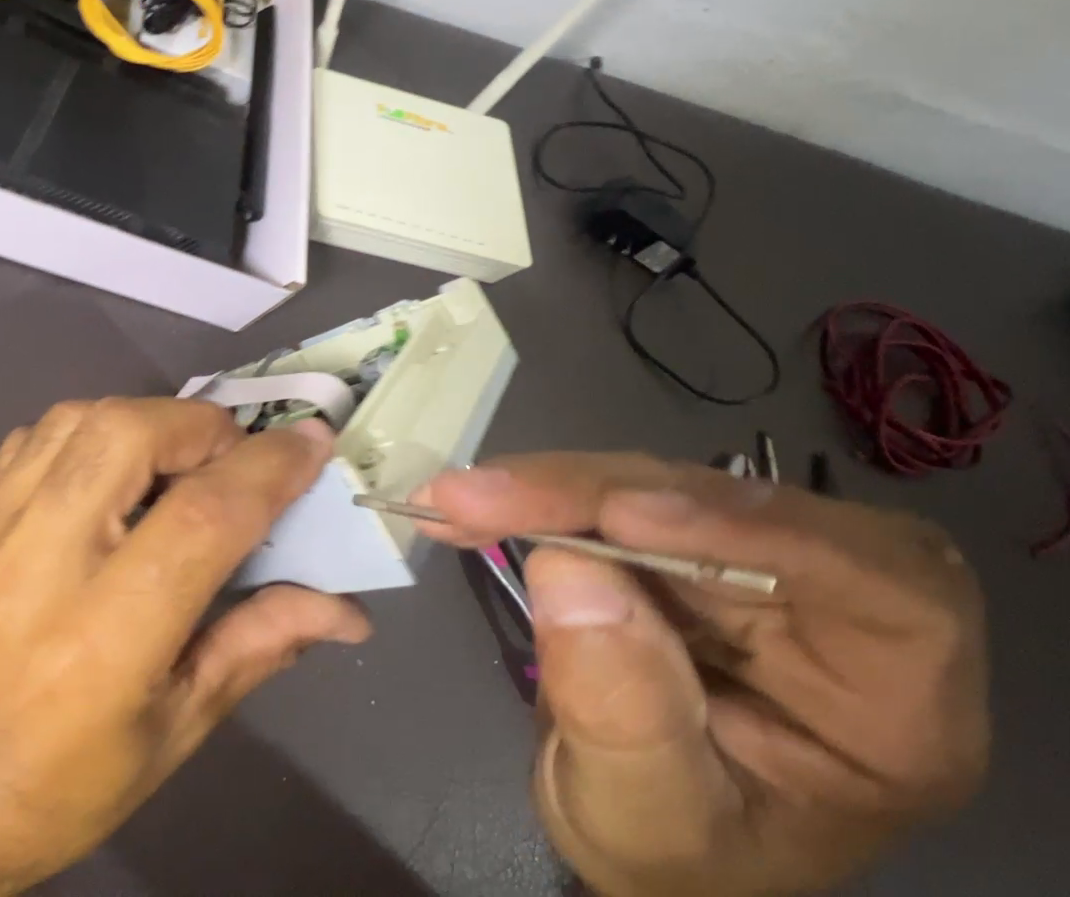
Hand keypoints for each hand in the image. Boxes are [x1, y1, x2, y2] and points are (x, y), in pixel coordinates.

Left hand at [0, 399, 369, 896]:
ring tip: (176, 461)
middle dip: (200, 425)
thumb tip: (345, 609)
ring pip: (75, 420)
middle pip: (127, 434)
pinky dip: (86, 434)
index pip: (202, 516)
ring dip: (144, 421)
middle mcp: (41, 564)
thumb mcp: (177, 730)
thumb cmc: (65, 784)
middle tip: (233, 456)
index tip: (311, 445)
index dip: (270, 469)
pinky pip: (31, 440)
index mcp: (107, 635)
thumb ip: (258, 645)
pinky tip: (109, 473)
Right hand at [417, 454, 988, 896]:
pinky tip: (476, 505)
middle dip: (601, 496)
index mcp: (892, 708)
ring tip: (458, 499)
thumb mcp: (642, 816)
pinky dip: (540, 500)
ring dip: (555, 489)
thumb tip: (566, 569)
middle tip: (482, 495)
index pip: (879, 585)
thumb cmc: (668, 859)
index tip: (622, 517)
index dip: (756, 531)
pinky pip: (615, 503)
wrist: (639, 850)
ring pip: (666, 491)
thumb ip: (622, 715)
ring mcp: (755, 577)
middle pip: (743, 513)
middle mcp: (836, 620)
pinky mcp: (683, 556)